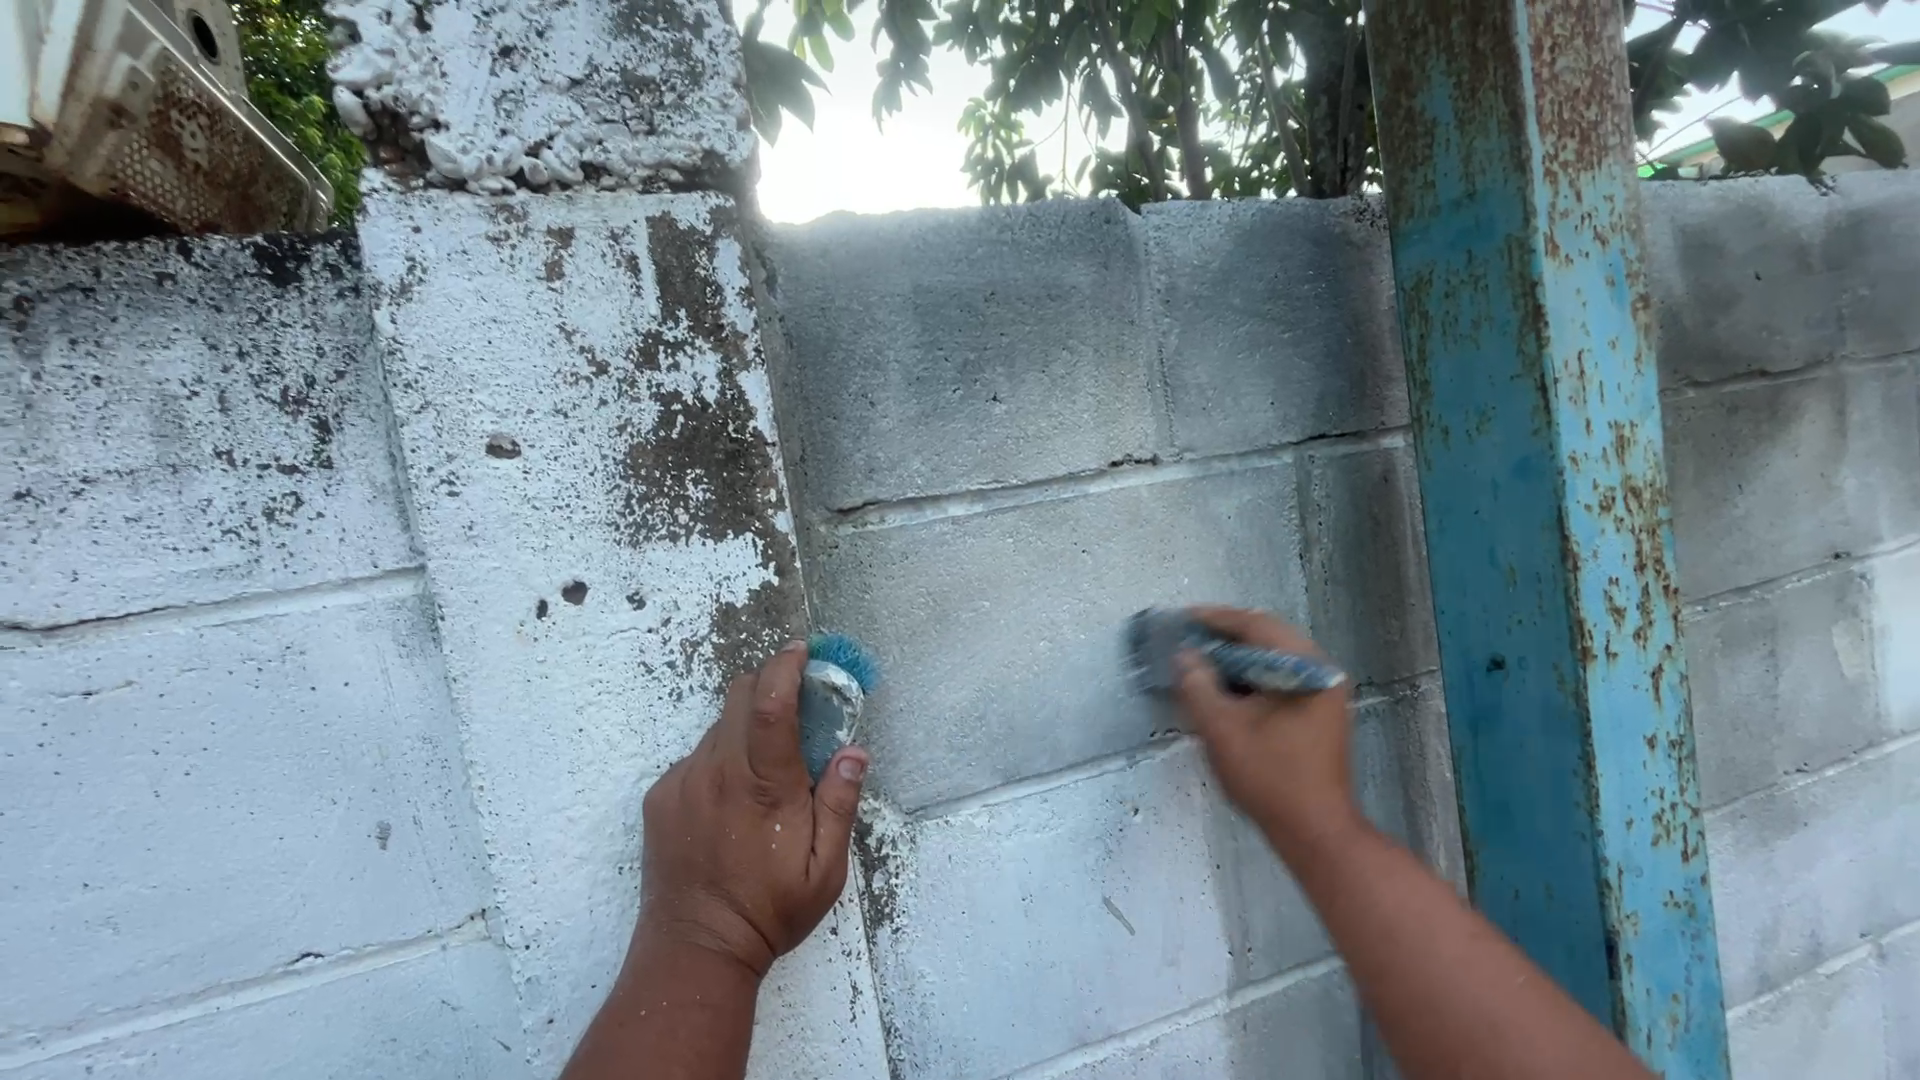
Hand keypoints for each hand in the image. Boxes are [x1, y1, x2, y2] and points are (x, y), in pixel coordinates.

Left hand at [635, 640, 869, 978]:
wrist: (694, 950)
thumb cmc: (770, 911)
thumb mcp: (826, 869)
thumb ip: (840, 804)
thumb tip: (854, 752)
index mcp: (763, 788)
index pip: (771, 705)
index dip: (786, 667)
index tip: (803, 651)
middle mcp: (717, 773)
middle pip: (738, 697)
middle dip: (768, 682)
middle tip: (796, 700)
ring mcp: (682, 782)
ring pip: (718, 726)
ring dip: (747, 724)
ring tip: (768, 764)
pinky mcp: (660, 796)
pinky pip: (698, 755)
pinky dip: (723, 756)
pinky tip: (733, 796)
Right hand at [1174, 606, 1358, 852]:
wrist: (1315, 831)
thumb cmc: (1270, 777)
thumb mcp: (1222, 728)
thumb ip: (1197, 685)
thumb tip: (1185, 655)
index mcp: (1306, 668)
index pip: (1257, 626)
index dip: (1216, 619)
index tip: (1183, 618)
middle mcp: (1322, 671)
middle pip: (1268, 638)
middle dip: (1225, 636)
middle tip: (1188, 638)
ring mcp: (1325, 693)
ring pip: (1273, 659)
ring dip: (1237, 658)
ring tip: (1200, 661)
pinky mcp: (1319, 713)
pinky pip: (1280, 679)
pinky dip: (1251, 677)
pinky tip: (1225, 689)